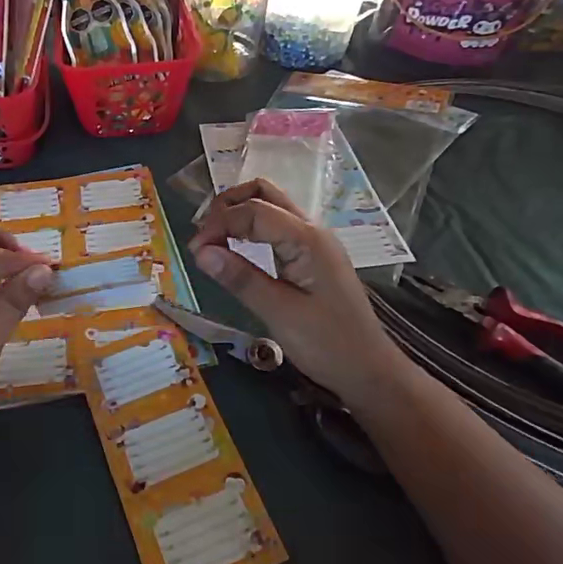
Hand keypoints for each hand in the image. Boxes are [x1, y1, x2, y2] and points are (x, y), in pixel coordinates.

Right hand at [188, 179, 411, 407]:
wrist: (369, 369)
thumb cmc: (328, 344)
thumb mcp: (279, 313)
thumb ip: (240, 279)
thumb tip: (200, 251)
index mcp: (307, 239)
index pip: (254, 211)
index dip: (219, 224)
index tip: (194, 250)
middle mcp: (312, 231)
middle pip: (265, 193)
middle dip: (228, 205)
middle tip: (203, 234)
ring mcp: (314, 243)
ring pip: (272, 207)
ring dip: (239, 214)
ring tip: (212, 240)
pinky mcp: (311, 258)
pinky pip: (277, 229)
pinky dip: (251, 230)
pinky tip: (235, 250)